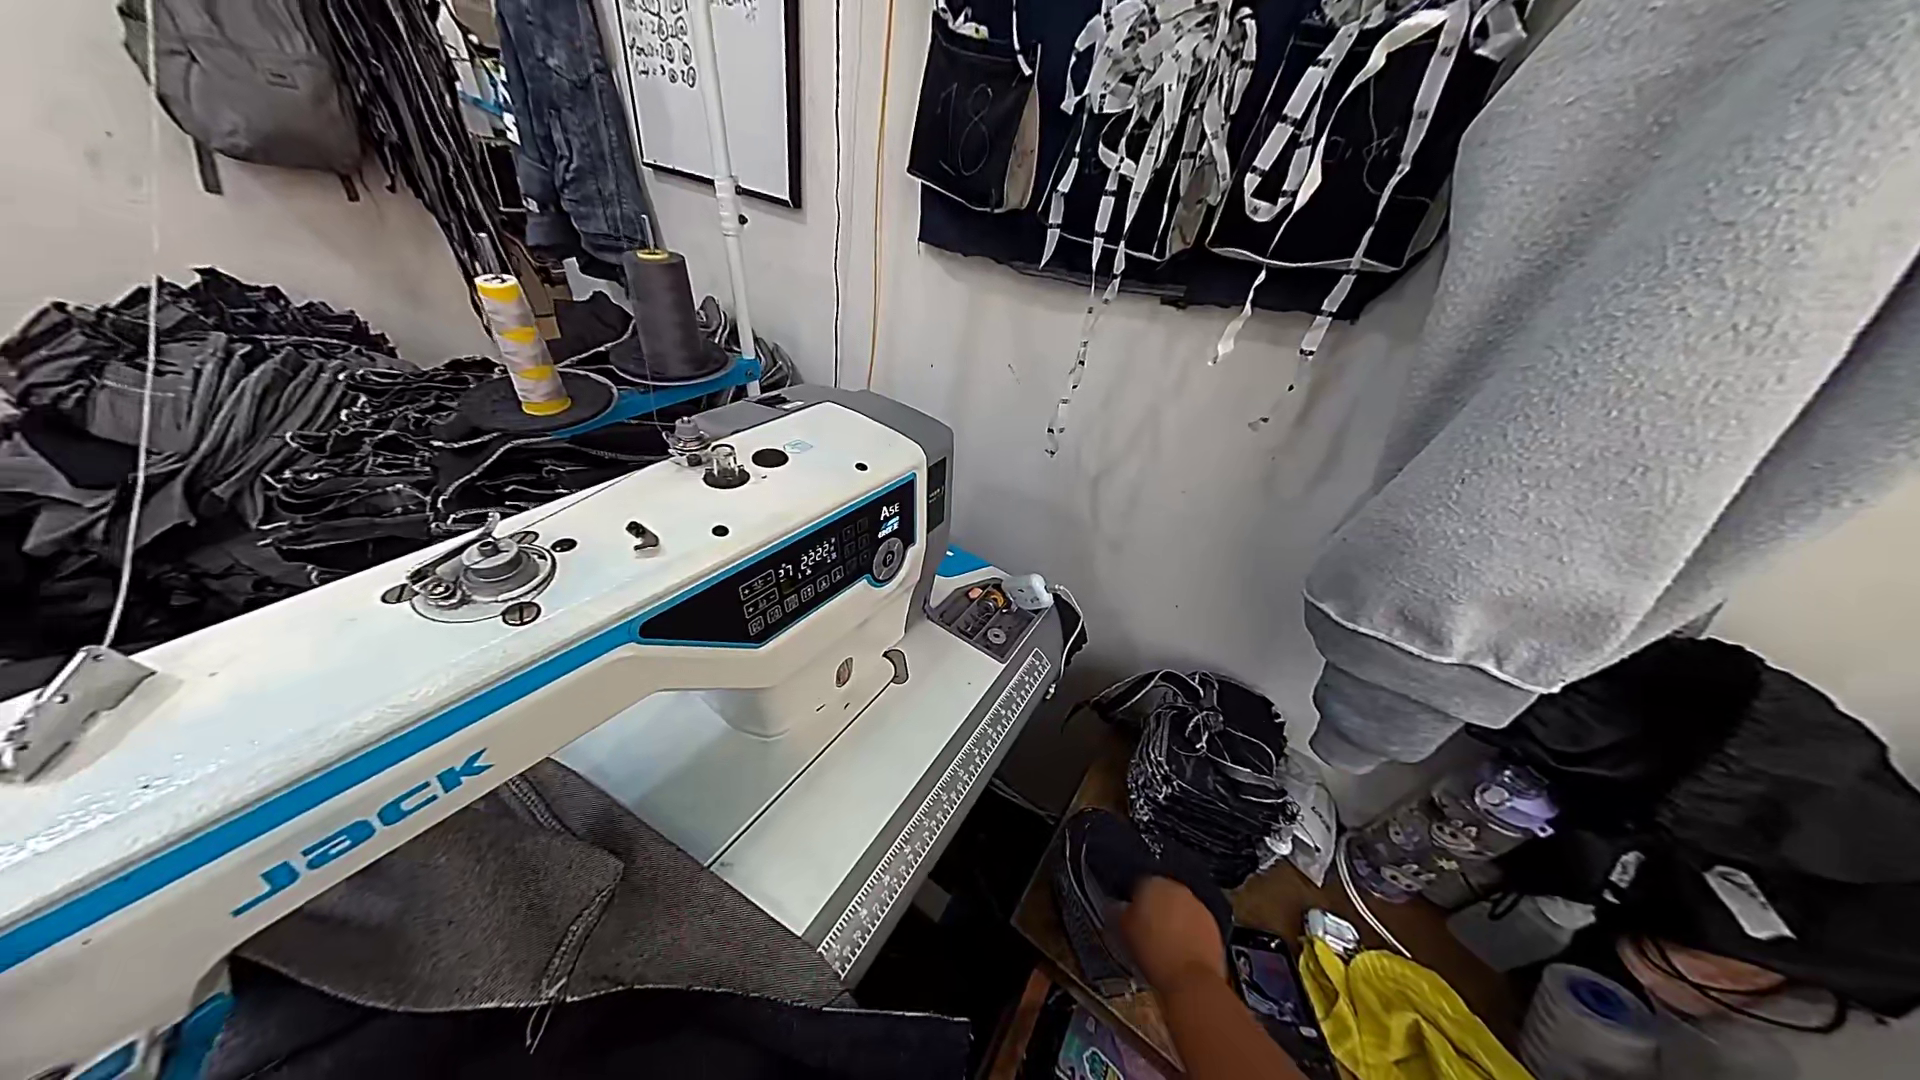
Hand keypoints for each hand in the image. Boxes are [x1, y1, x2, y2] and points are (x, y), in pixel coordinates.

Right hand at [1118, 875, 1227, 992]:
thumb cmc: (1153, 953)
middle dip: (1157, 907)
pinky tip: (1182, 949)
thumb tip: (1119, 907)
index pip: (1140, 884)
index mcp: (1153, 883)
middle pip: (1163, 893)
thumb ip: (1120, 911)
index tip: (1132, 915)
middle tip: (1149, 929)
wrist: (1189, 980)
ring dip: (1174, 918)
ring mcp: (1198, 905)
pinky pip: (1196, 922)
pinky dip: (1190, 931)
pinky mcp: (1213, 924)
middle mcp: (1177, 888)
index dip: (1135, 901)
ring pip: (1181, 907)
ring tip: (1166, 942)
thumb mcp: (1124, 930)